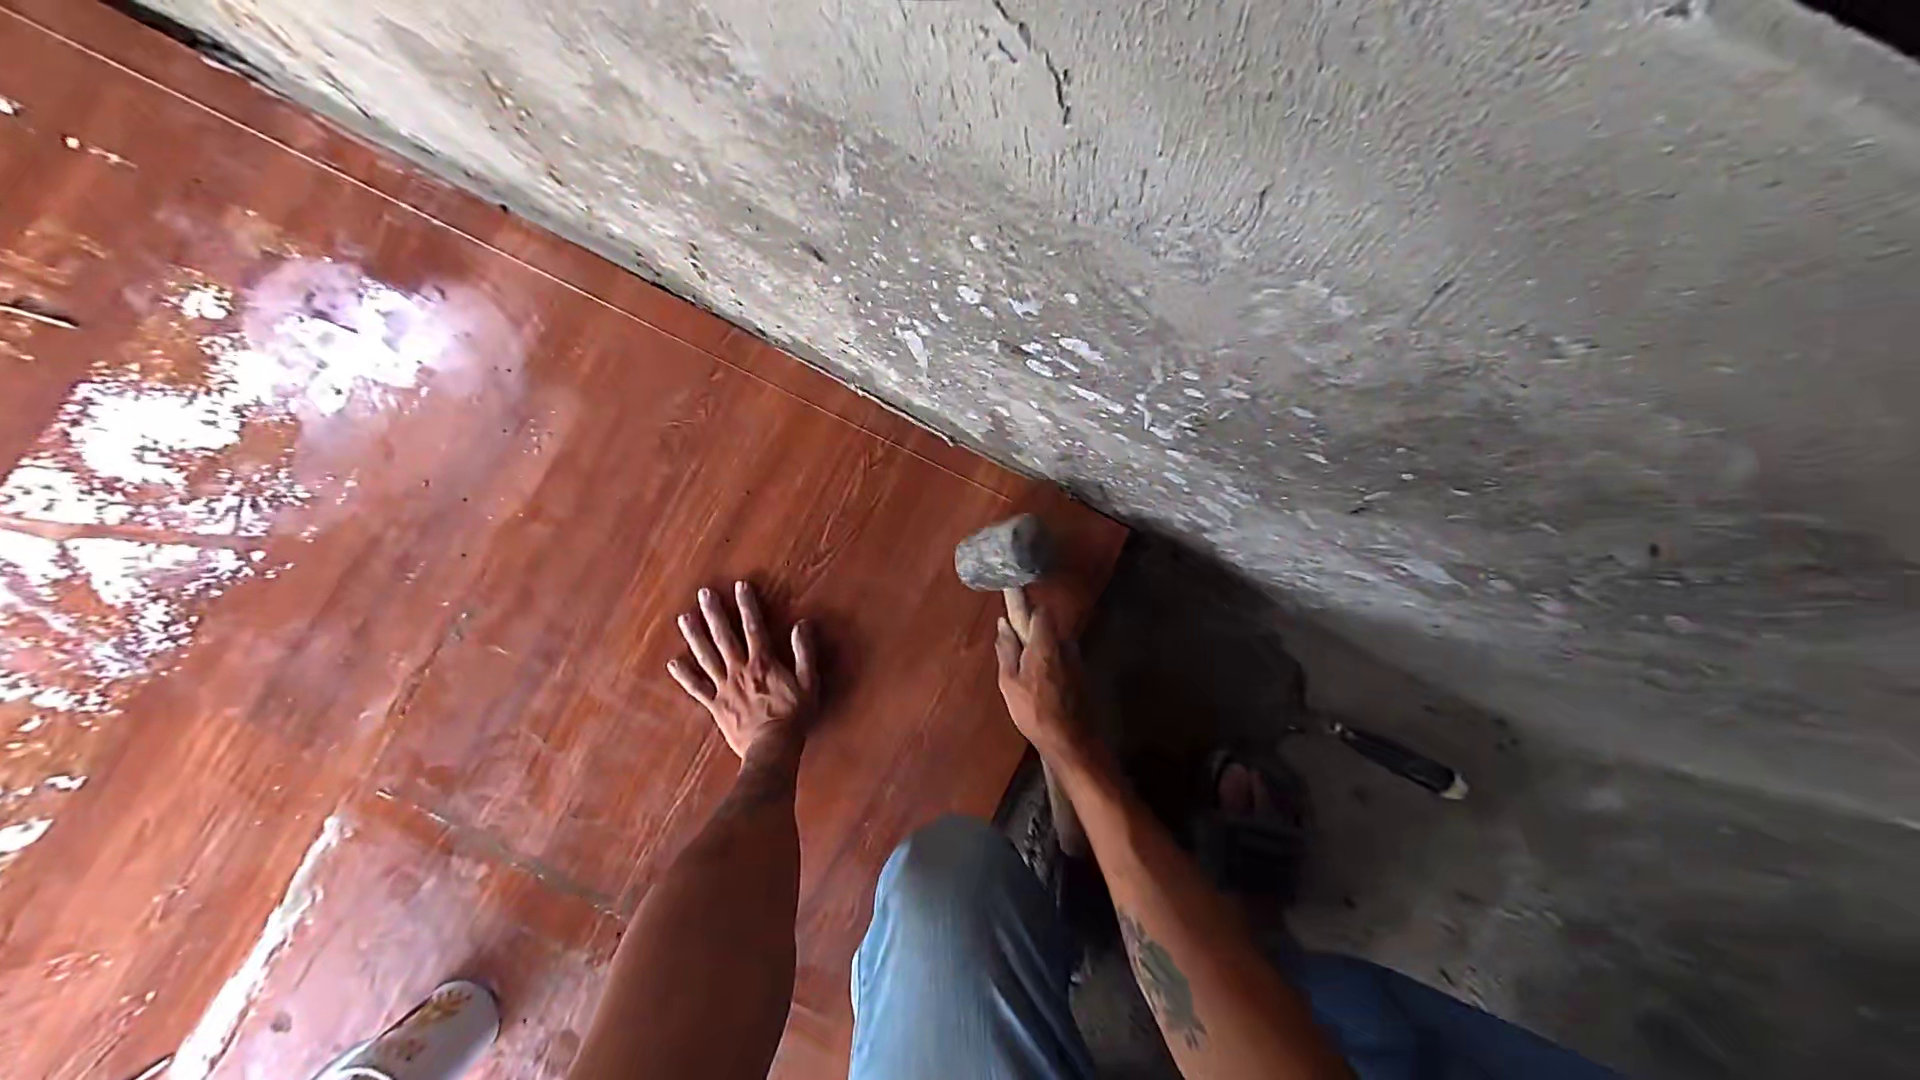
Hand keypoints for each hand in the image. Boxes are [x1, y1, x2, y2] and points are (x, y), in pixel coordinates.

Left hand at [668, 581, 818, 759]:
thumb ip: (804, 652)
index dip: (747, 605)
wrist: (773, 747)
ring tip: (684, 618)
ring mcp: (725, 687)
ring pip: (706, 657)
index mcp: (763, 662)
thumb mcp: (809, 681)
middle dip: (714, 613)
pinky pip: (697, 688)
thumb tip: (802, 625)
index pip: (754, 627)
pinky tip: (673, 662)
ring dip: (695, 636)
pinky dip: (685, 676)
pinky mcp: (716, 705)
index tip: (740, 586)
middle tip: (703, 594)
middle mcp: (740, 670)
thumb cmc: (794, 715)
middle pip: (724, 636)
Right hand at [994, 604, 1091, 762]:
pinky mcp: (1082, 675)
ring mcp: (1077, 660)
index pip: (1041, 610)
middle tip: (1016, 651)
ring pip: (1056, 644)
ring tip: (1027, 675)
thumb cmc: (1033, 711)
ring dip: (1042, 651)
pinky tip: (1042, 686)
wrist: (1070, 740)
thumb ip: (1007, 649)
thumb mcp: (1009, 682)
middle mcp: (1065, 646)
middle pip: (1049, 627)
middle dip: (1032, 633)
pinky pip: (1063, 659)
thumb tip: (1003, 623)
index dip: (1027, 607)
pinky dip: (1051, 665)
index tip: (1014, 611)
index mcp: (1045, 643)